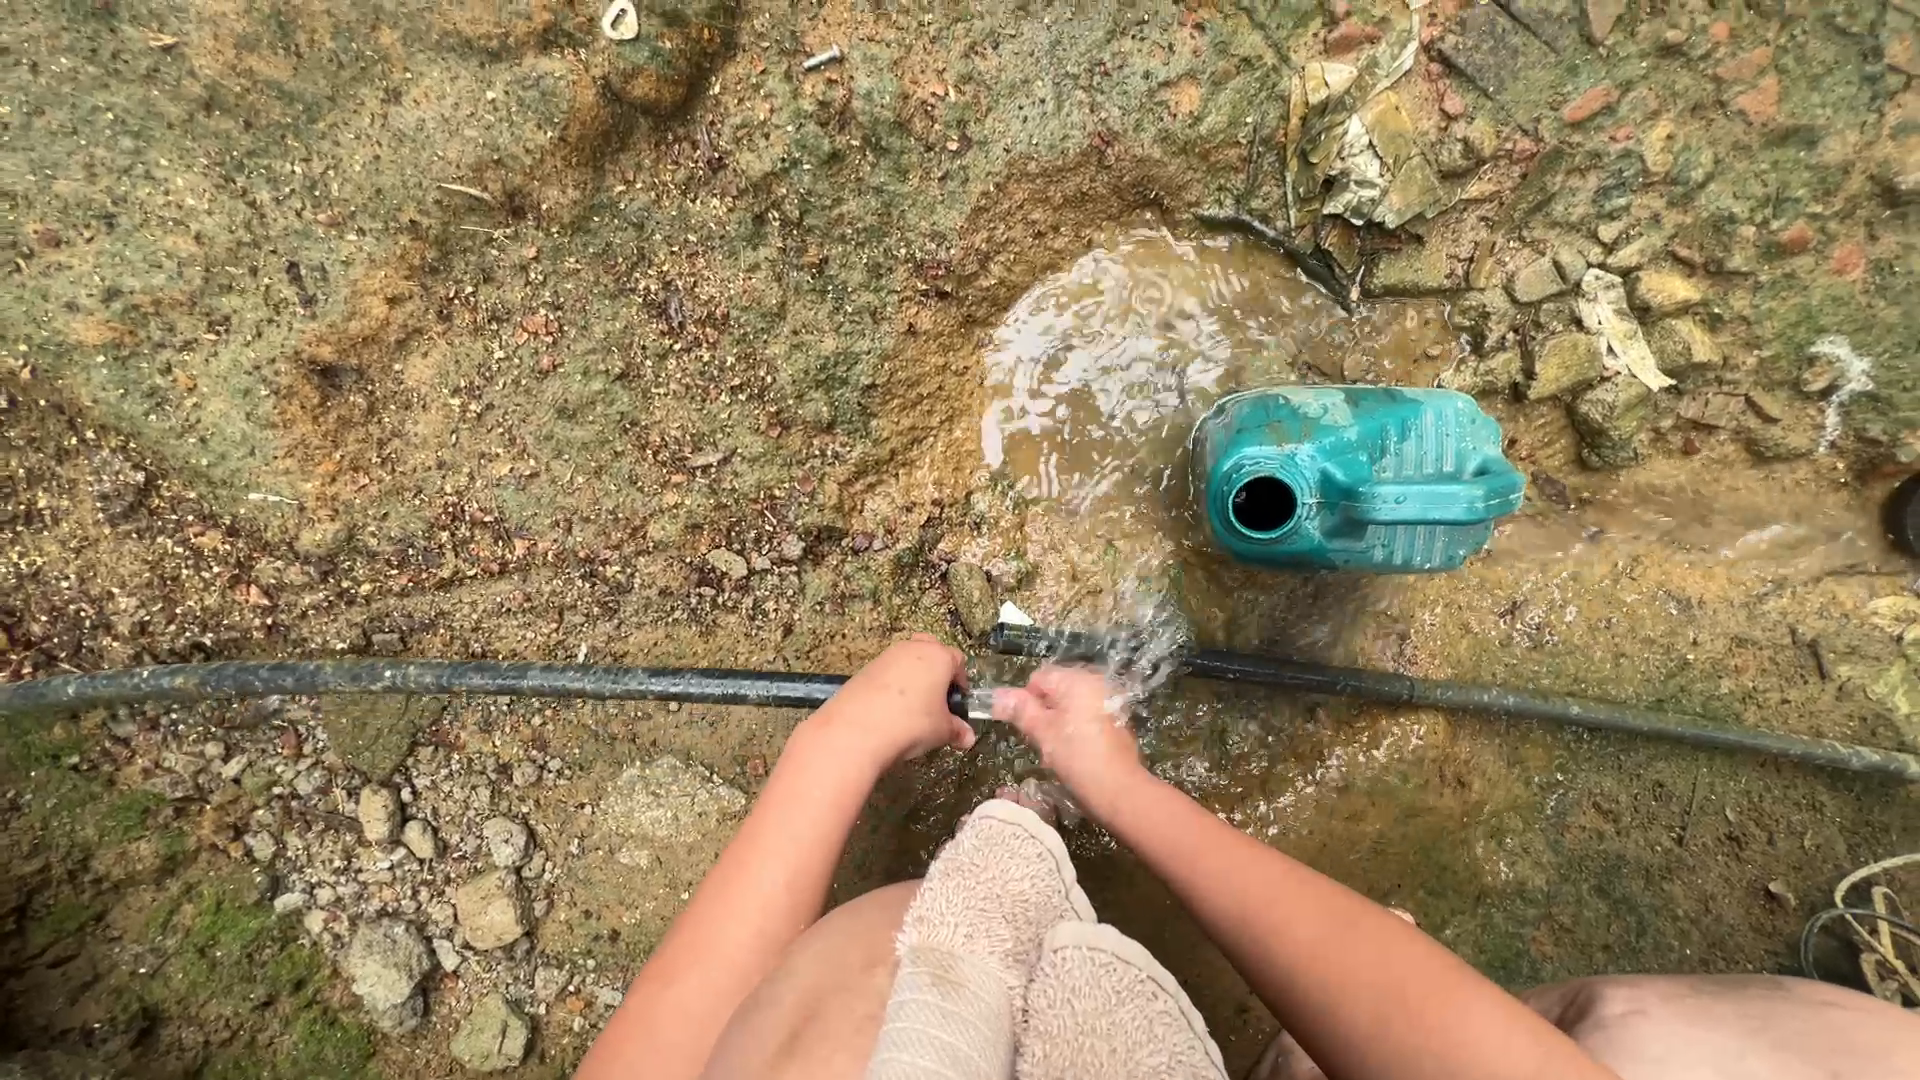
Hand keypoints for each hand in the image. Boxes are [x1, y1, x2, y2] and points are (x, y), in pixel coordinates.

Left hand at [800, 634, 974, 773]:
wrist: (857, 729)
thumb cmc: (912, 723)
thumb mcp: (941, 731)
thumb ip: (957, 730)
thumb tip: (968, 738)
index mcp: (938, 656)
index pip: (958, 660)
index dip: (961, 682)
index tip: (957, 703)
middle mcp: (913, 648)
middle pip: (931, 649)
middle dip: (936, 669)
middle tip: (936, 697)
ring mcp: (886, 656)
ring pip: (907, 659)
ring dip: (913, 677)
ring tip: (911, 708)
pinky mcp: (865, 669)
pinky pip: (887, 672)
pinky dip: (892, 685)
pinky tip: (889, 710)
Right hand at [994, 665, 1147, 818]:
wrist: (1119, 789)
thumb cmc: (1077, 757)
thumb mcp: (1042, 732)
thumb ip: (1019, 710)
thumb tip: (996, 696)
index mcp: (1077, 680)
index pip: (1038, 677)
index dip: (1026, 700)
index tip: (1027, 726)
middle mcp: (1095, 683)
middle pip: (1055, 688)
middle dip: (1043, 711)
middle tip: (1041, 738)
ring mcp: (1107, 700)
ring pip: (1069, 704)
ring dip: (1058, 721)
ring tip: (1057, 747)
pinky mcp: (1114, 719)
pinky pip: (1085, 714)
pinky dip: (1075, 727)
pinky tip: (1075, 750)